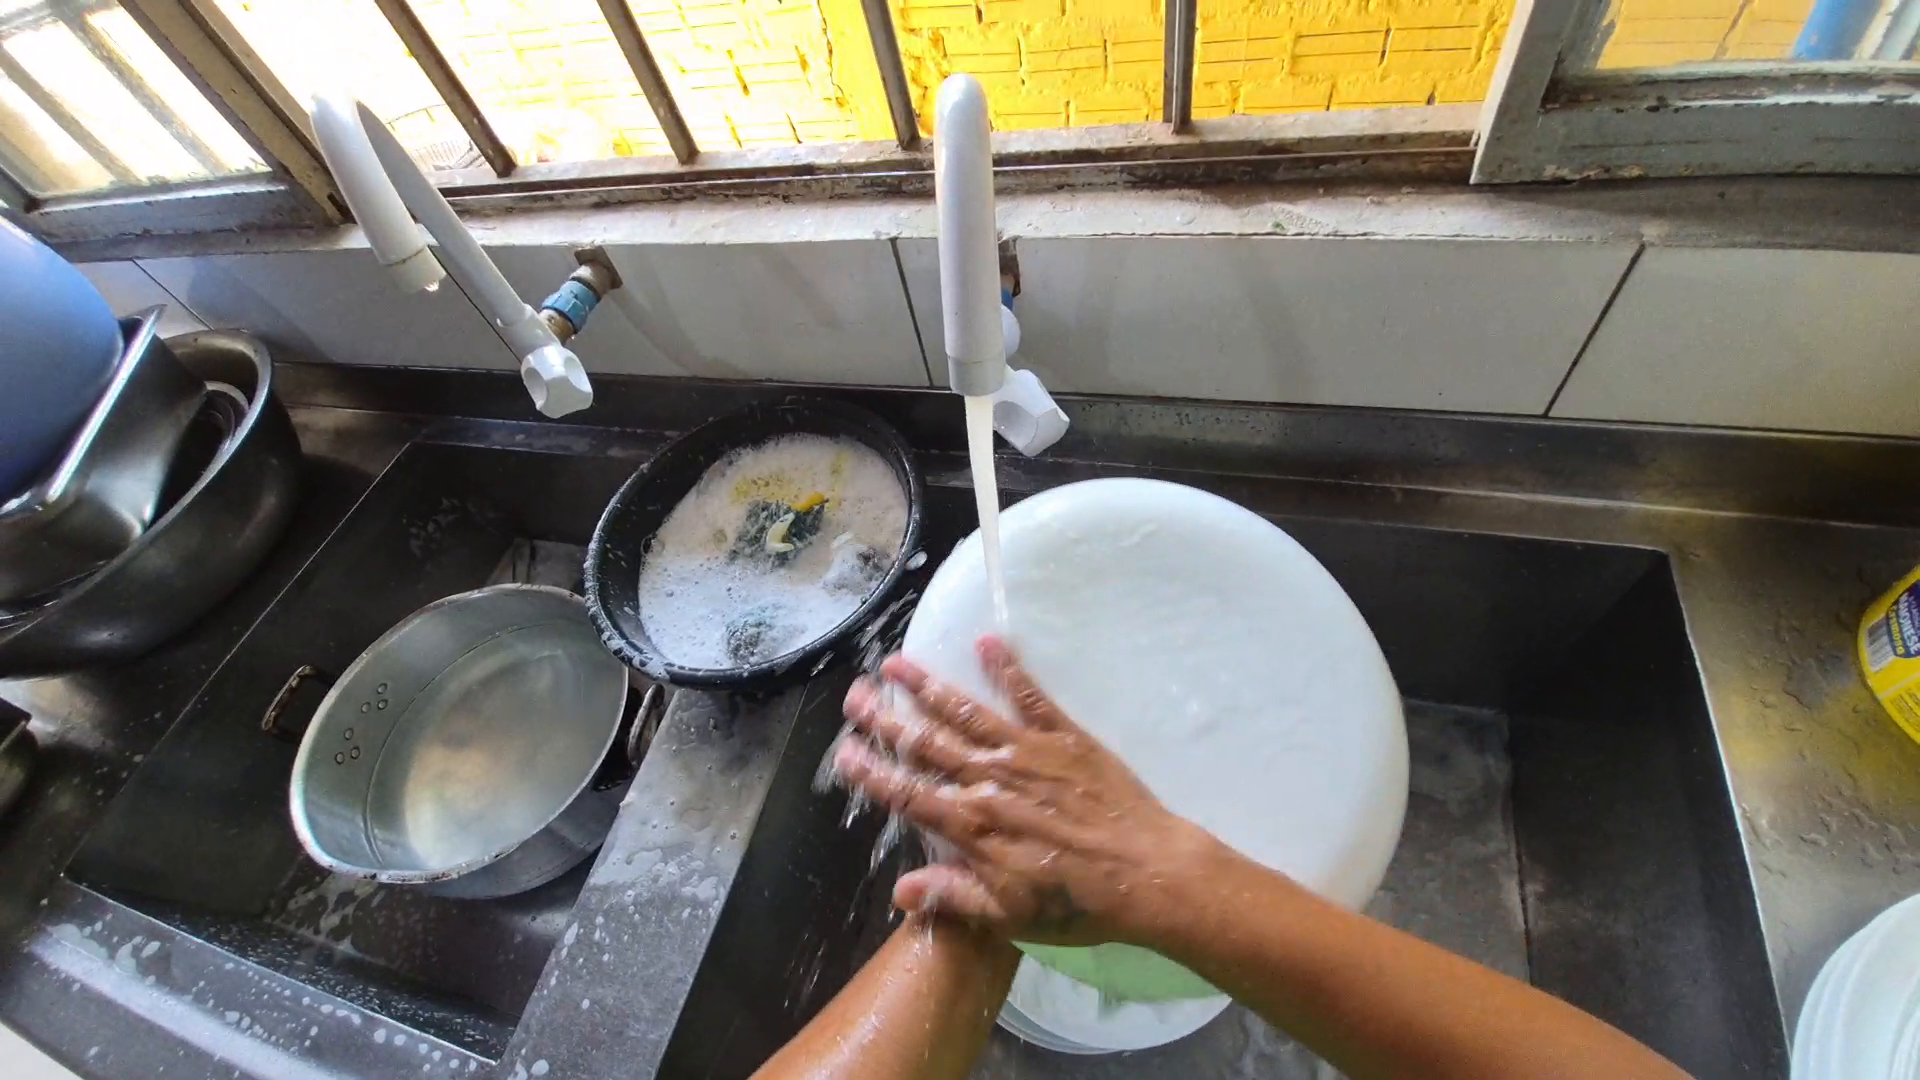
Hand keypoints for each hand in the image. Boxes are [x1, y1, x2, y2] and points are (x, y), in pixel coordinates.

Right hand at [832, 635, 1217, 947]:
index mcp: (974, 825)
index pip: (909, 794)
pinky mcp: (1061, 735)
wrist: (1147, 872)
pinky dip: (1007, 667)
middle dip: (886, 719)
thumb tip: (898, 892)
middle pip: (928, 743)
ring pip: (965, 712)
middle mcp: (990, 779)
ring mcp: (1025, 751)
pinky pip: (1029, 695)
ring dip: (928, 686)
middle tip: (855, 693)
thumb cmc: (1078, 901)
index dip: (873, 772)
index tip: (844, 750)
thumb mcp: (1011, 915)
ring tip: (897, 662)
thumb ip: (954, 895)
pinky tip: (986, 641)